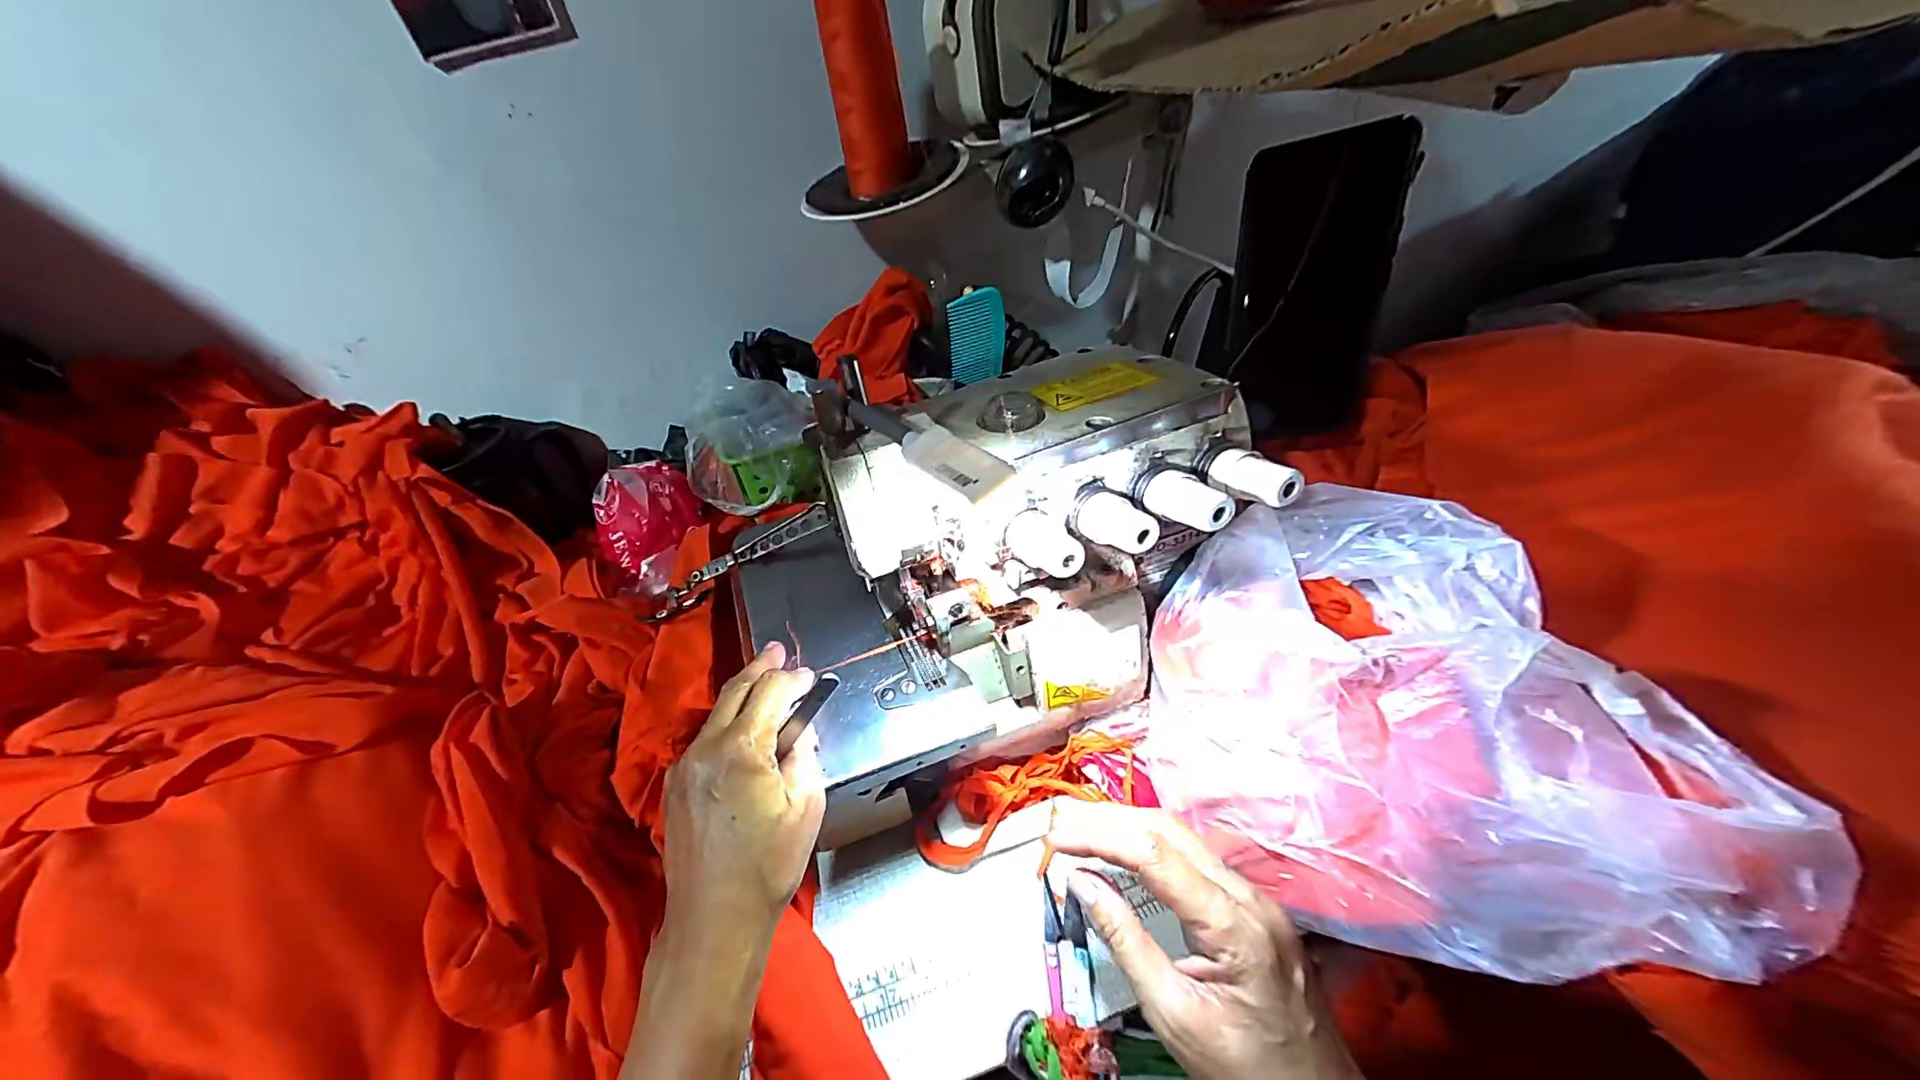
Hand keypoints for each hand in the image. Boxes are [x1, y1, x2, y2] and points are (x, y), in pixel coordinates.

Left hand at [660, 641, 826, 935]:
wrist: (713, 917)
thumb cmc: (768, 864)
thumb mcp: (806, 804)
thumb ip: (804, 755)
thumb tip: (798, 731)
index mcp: (741, 749)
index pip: (770, 693)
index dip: (793, 679)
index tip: (810, 676)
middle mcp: (705, 748)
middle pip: (735, 691)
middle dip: (761, 668)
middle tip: (778, 651)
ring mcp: (684, 767)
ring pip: (716, 714)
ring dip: (743, 694)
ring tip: (764, 681)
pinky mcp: (675, 786)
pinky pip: (704, 739)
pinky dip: (727, 723)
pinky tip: (743, 728)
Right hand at [1047, 801, 1360, 1079]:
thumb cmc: (1246, 1068)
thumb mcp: (1174, 1014)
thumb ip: (1126, 941)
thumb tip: (1082, 882)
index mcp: (1234, 924)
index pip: (1155, 854)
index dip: (1100, 838)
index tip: (1058, 840)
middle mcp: (1248, 896)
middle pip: (1168, 831)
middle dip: (1109, 821)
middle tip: (1062, 824)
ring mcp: (1254, 897)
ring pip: (1180, 836)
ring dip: (1127, 825)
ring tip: (1082, 827)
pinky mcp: (1250, 904)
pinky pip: (1192, 856)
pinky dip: (1149, 844)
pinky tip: (1123, 848)